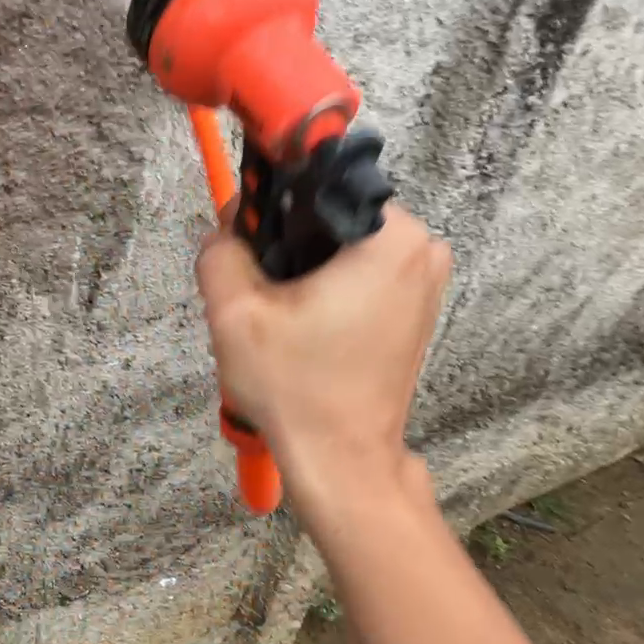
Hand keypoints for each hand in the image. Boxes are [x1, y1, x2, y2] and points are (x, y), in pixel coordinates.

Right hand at [196, 203, 450, 509]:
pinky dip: (321, 294)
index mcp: (389, 237)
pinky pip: (357, 279)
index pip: (314, 187)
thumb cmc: (294, 386)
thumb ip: (218, 256)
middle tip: (250, 297)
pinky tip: (296, 331)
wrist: (339, 456)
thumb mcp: (234, 315)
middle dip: (280, 249)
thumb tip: (221, 233)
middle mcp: (422, 249)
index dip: (264, 210)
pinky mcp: (415, 311)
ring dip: (298, 274)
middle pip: (326, 221)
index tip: (236, 248)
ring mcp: (425, 282)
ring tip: (272, 321)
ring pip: (339, 252)